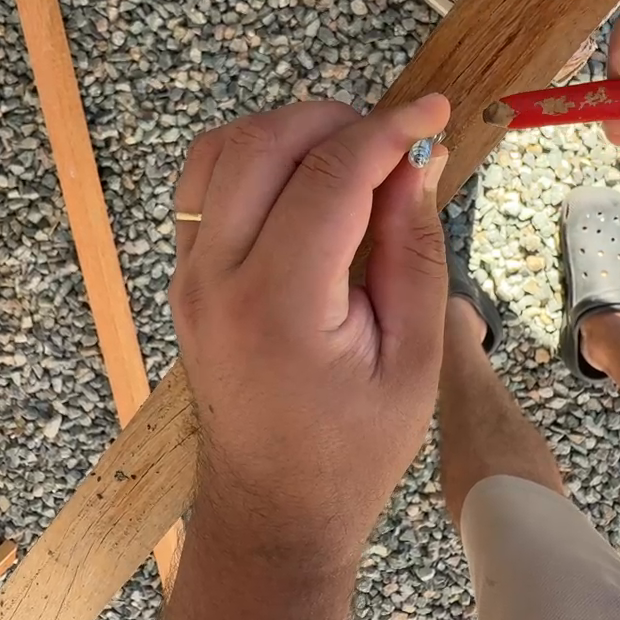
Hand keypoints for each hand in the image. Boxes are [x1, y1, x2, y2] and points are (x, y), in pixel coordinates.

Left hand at [170, 97, 451, 568]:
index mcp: (279, 304)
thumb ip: (412, 249)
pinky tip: (302, 181)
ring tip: (349, 154)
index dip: (389, 130)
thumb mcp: (413, 358)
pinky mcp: (184, 276)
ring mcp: (189, 274)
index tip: (435, 111)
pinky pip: (205, 183)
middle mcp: (216, 277)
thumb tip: (415, 161)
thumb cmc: (353, 449)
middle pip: (264, 144)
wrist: (270, 508)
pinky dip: (255, 157)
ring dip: (289, 131)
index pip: (330, 176)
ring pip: (222, 150)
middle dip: (337, 120)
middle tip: (393, 139)